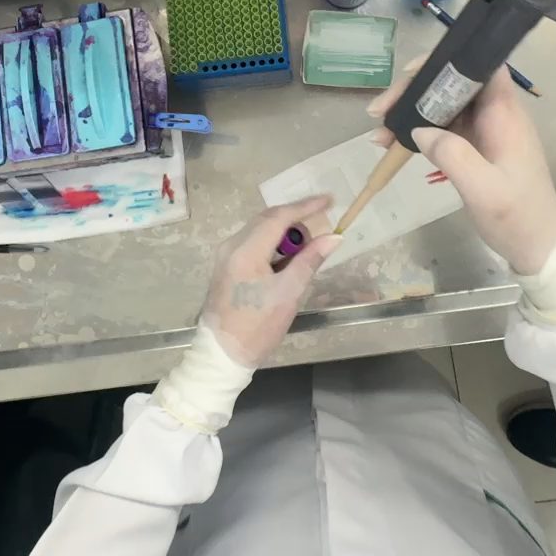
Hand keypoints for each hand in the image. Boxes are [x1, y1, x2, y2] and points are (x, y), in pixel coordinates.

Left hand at [198, 194, 341, 366]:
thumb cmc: (258, 327)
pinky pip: (252, 243)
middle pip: (267, 219)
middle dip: (296, 217)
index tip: (329, 200)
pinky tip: (288, 256)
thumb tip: (333, 237)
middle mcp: (232, 245)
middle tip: (322, 222)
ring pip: (259, 230)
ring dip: (284, 231)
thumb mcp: (289, 293)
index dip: (305, 206)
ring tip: (308, 243)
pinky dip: (273, 243)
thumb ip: (310, 260)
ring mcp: (226, 255)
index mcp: (246, 250)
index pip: (279, 217)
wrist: (222, 355)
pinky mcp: (226, 266)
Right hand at [367, 57, 555, 276]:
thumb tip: (419, 131)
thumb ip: (453, 155)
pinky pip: (441, 126)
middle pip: (450, 82)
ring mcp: (484, 128)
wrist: (537, 247)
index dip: (443, 60)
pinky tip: (393, 144)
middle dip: (413, 91)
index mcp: (503, 112)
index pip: (476, 64)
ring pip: (441, 104)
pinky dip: (416, 131)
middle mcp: (494, 112)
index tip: (409, 75)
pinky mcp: (475, 144)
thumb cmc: (517, 217)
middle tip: (378, 113)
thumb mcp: (484, 190)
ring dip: (409, 112)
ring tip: (378, 134)